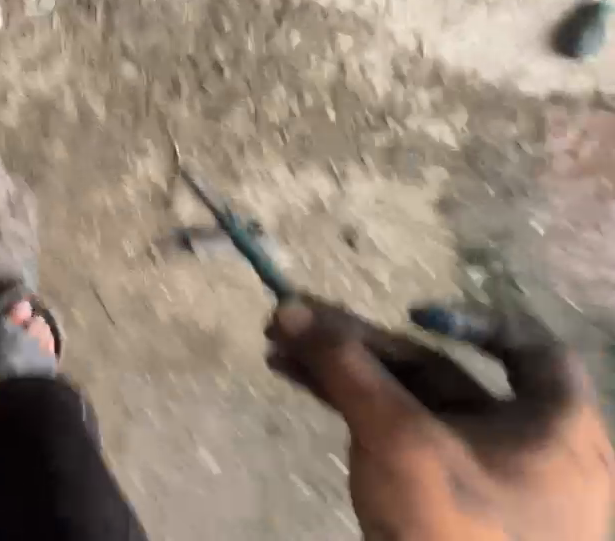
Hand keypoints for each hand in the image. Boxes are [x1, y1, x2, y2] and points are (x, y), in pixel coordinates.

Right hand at [267, 298, 613, 540]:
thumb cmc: (458, 525)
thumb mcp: (397, 436)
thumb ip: (343, 367)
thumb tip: (289, 305)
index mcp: (551, 427)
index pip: (534, 351)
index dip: (475, 321)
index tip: (409, 312)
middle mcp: (522, 438)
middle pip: (436, 365)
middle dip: (357, 340)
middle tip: (290, 320)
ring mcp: (477, 463)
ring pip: (402, 391)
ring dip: (336, 364)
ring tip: (273, 346)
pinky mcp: (438, 482)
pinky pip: (390, 421)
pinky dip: (343, 395)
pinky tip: (291, 377)